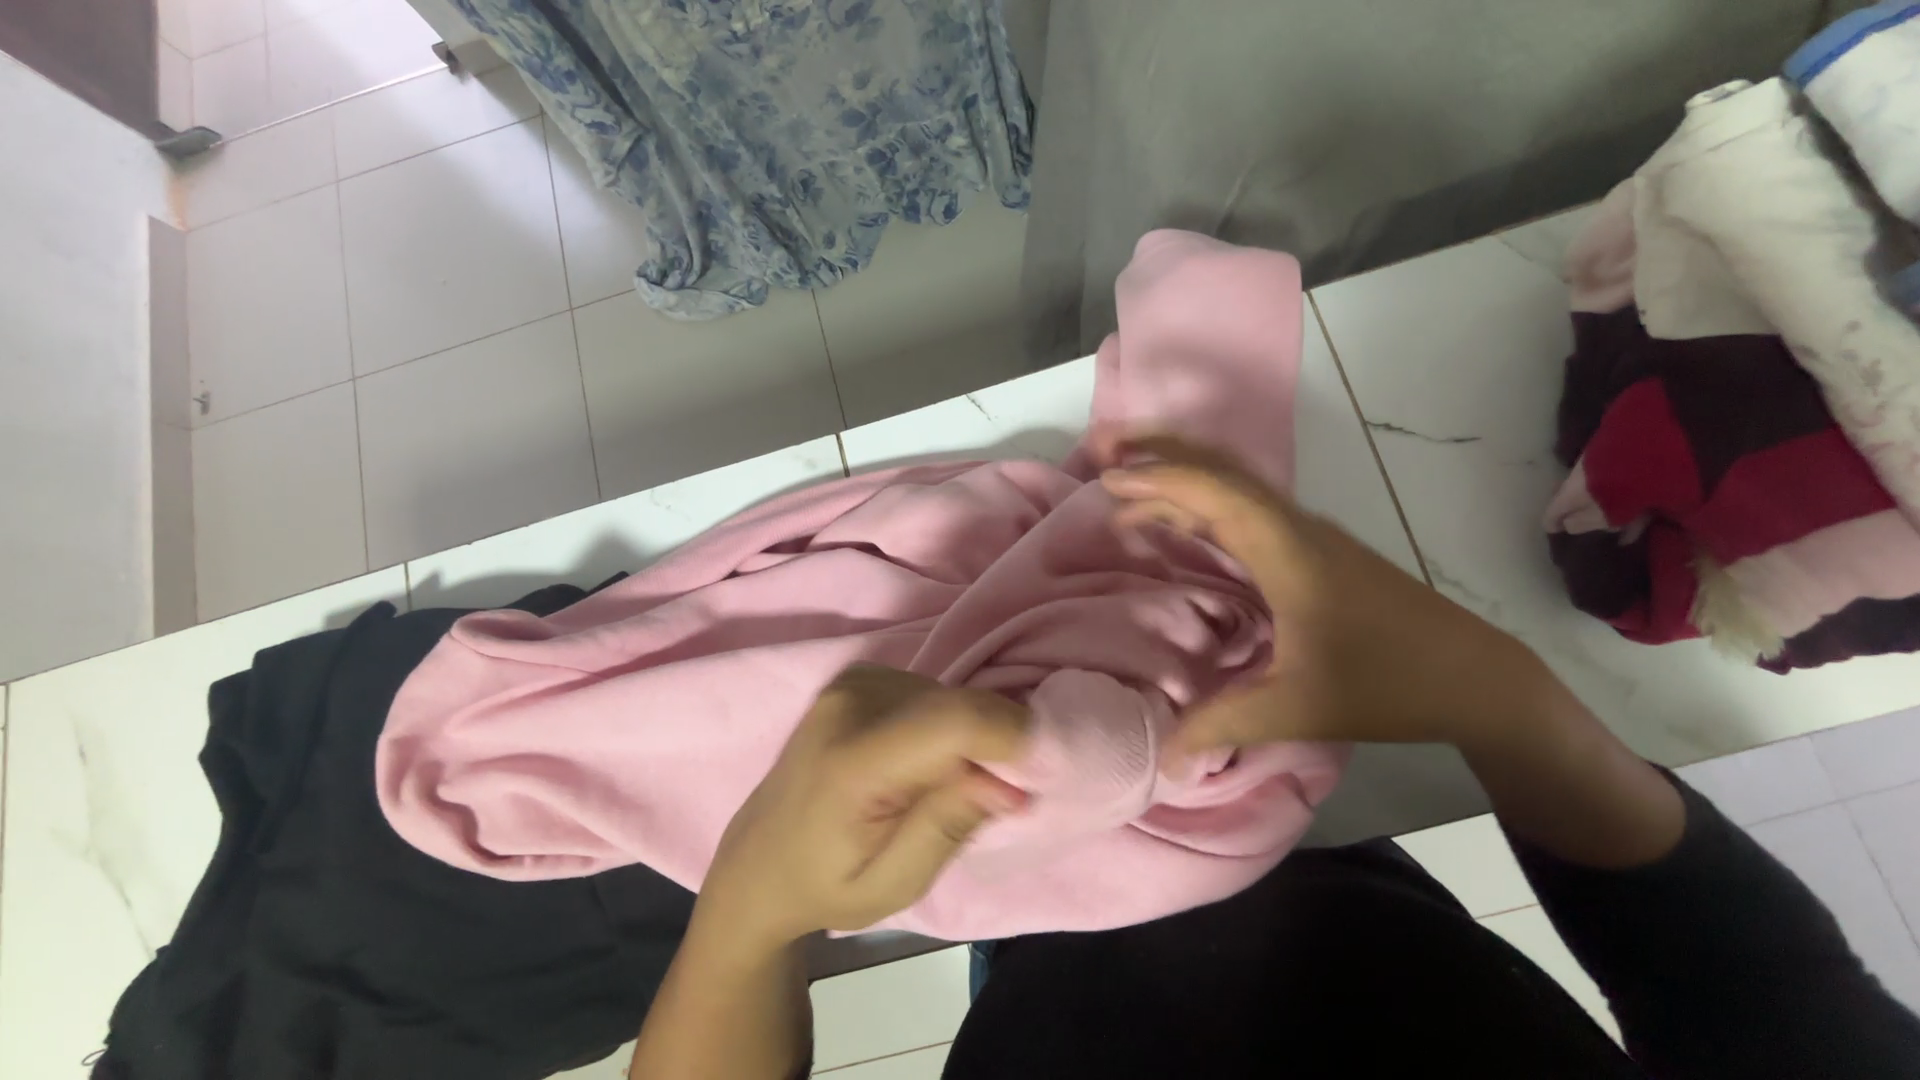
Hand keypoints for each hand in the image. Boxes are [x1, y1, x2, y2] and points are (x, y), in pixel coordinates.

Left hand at [698, 665, 1030, 948]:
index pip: (952, 721)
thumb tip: (1011, 781)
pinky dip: (945, 724)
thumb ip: (947, 826)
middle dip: (996, 746)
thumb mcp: (892, 883)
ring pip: (949, 696)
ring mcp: (851, 682)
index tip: (1043, 776)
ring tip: (945, 788)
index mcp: (852, 760)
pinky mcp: (857, 676)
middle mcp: (849, 703)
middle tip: (996, 800)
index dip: (1012, 738)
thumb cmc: (825, 885)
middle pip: (958, 705)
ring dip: (969, 738)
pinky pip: (930, 692)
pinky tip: (922, 762)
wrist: (757, 862)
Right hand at [1099, 435, 1555, 764]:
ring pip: (1235, 488)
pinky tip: (1183, 526)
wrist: (1475, 677)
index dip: (1160, 480)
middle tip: (1104, 460)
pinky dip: (1204, 506)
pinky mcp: (1316, 552)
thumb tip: (1159, 760)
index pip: (1216, 493)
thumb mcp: (1296, 709)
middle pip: (1222, 471)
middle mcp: (1296, 529)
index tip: (1108, 483)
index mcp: (1289, 552)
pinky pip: (1247, 510)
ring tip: (1125, 496)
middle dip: (1161, 458)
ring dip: (1181, 482)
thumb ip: (1223, 726)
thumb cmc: (1386, 684)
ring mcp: (1309, 537)